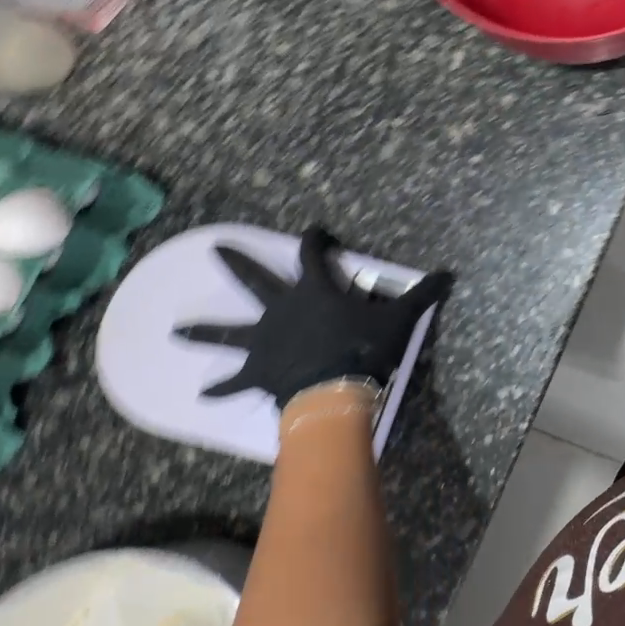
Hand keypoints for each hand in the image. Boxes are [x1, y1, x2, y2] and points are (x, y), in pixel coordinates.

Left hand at [174, 228, 453, 408]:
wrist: (335, 388)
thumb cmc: (366, 346)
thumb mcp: (401, 317)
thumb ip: (422, 295)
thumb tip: (450, 275)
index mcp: (316, 291)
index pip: (314, 255)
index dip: (315, 240)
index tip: (314, 230)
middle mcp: (283, 309)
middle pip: (255, 282)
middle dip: (236, 264)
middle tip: (214, 249)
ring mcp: (265, 341)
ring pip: (228, 333)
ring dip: (203, 331)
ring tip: (175, 331)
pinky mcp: (257, 371)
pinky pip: (235, 382)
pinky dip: (221, 388)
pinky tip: (202, 395)